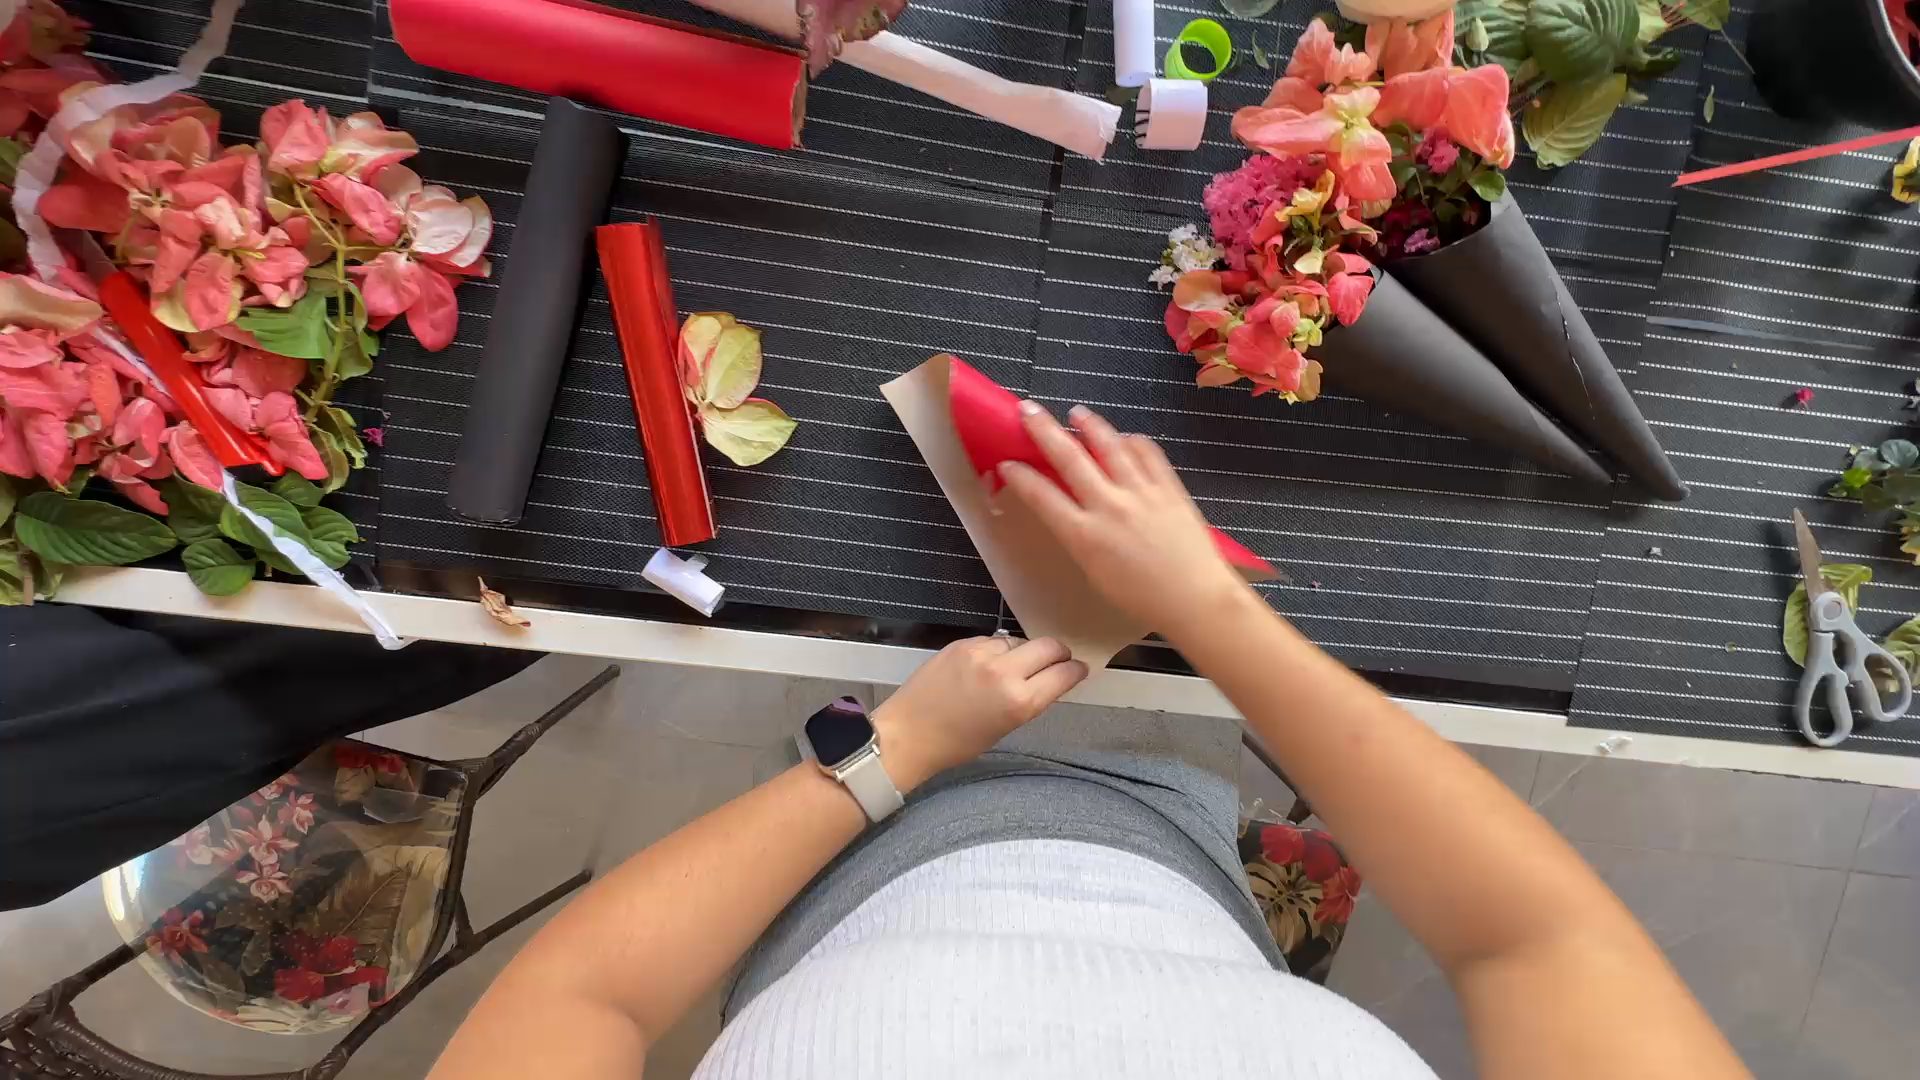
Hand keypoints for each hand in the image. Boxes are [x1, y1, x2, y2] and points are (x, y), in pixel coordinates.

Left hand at [872, 636, 1086, 791]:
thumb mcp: (1005, 728)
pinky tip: (988, 665)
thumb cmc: (957, 743)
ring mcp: (981, 652)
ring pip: (1018, 640)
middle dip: (1058, 653)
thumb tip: (1049, 679)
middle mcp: (1003, 672)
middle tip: (1057, 661)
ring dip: (1023, 651)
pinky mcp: (962, 643)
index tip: (1077, 669)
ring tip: (1014, 667)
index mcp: (1019, 701)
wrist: (909, 733)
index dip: (1075, 670)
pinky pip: (993, 640)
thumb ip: (1029, 700)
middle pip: (1048, 646)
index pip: (1063, 674)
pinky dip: (997, 650)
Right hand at [995, 402, 1250, 640]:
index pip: (1041, 495)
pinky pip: (1147, 452)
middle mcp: (1109, 507)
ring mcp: (1140, 492)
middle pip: (1070, 458)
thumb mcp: (1094, 573)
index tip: (1007, 462)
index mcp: (1084, 536)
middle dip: (1044, 430)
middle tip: (1027, 409)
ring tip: (1076, 413)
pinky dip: (1131, 440)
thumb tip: (1070, 510)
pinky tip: (1123, 437)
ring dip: (1089, 425)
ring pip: (1109, 445)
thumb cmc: (1141, 598)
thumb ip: (1079, 537)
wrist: (1195, 599)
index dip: (1020, 476)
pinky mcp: (1168, 487)